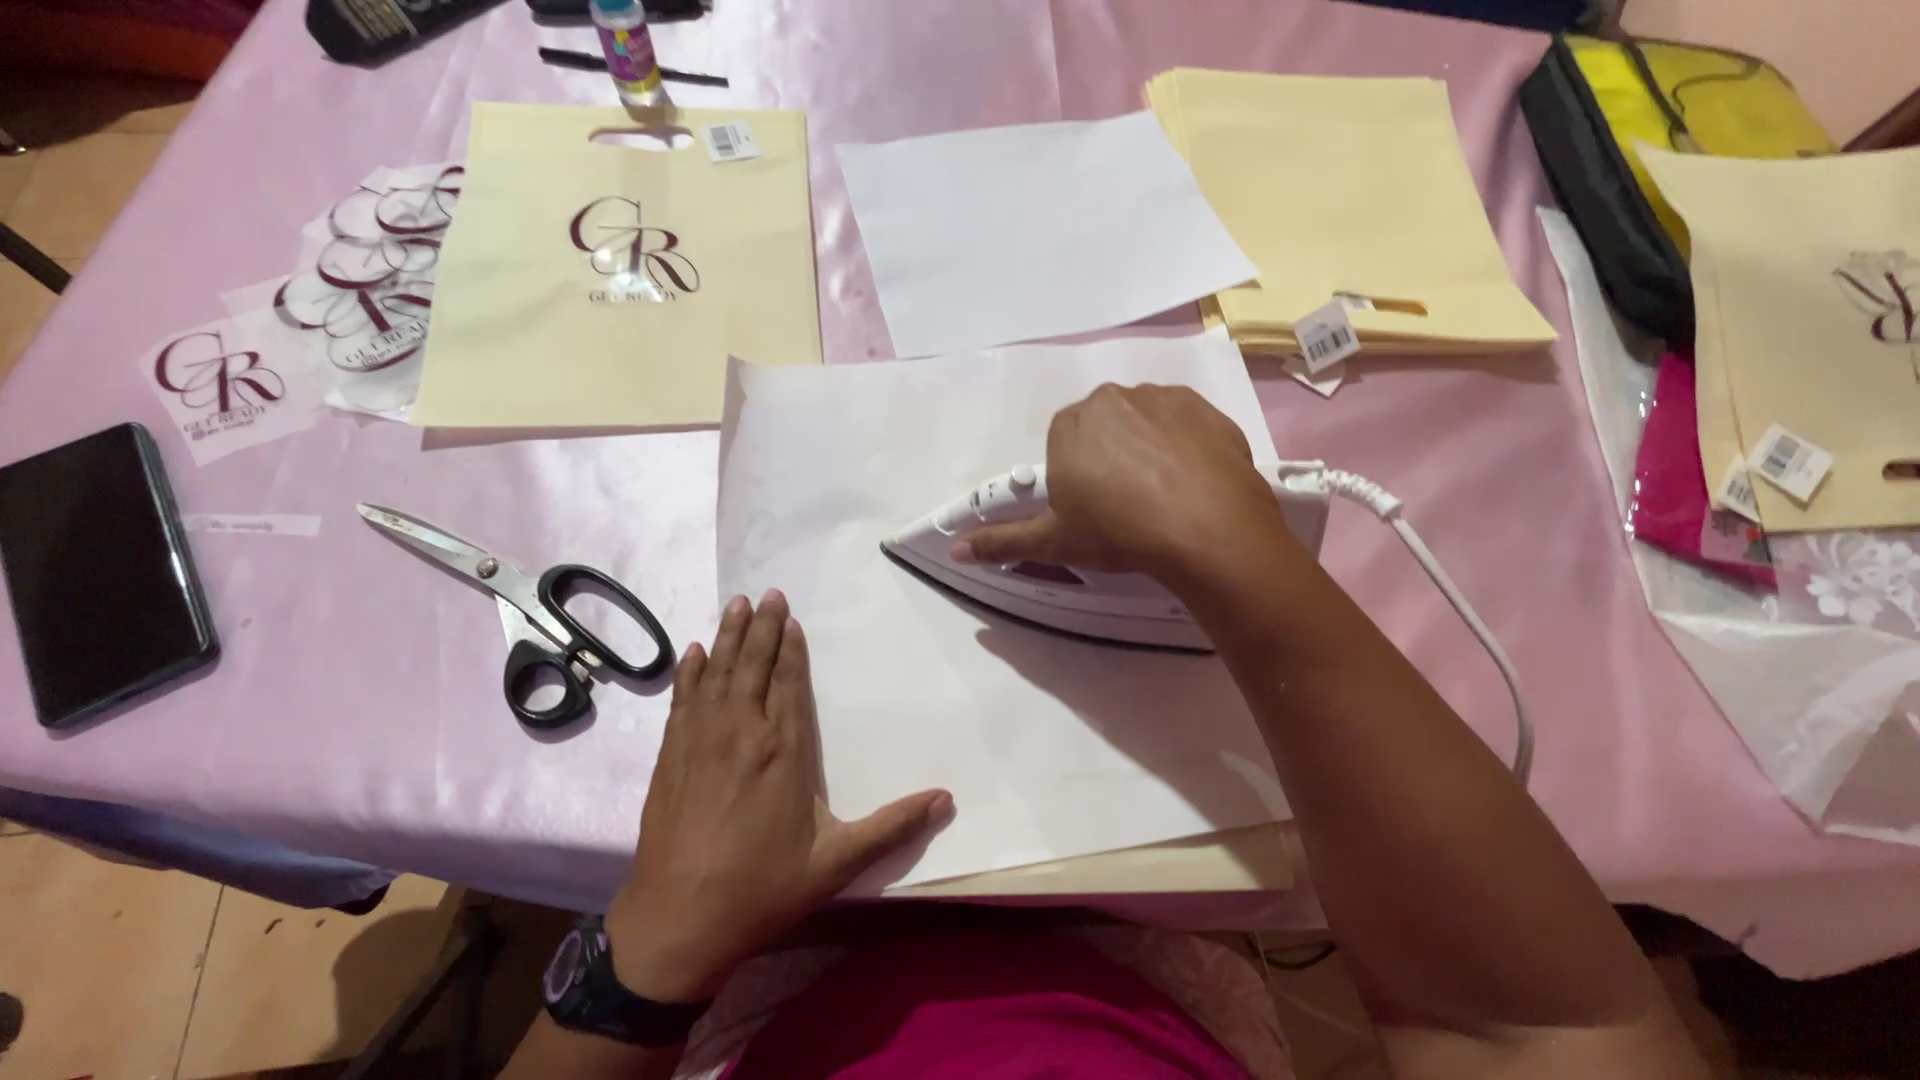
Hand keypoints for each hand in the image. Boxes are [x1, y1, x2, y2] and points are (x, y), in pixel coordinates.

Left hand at [605, 591, 950, 1002]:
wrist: (678, 920)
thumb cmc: (762, 888)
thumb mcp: (836, 863)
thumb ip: (892, 827)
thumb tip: (946, 799)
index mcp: (783, 750)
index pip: (788, 683)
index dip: (790, 647)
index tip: (790, 616)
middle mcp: (742, 733)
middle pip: (752, 666)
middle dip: (760, 628)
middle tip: (765, 594)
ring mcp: (701, 742)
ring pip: (717, 674)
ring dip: (727, 637)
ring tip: (735, 605)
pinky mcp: (672, 757)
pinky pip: (684, 700)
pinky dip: (691, 672)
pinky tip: (694, 653)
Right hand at [958, 384, 1296, 580]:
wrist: (1207, 528)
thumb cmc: (1118, 531)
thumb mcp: (1054, 542)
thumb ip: (1002, 541)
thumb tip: (956, 551)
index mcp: (1071, 423)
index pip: (1063, 442)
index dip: (1076, 476)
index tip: (1091, 507)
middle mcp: (1113, 399)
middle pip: (1105, 428)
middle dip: (1111, 459)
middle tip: (1126, 506)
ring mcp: (1165, 399)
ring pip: (1146, 424)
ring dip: (1149, 450)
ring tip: (1164, 498)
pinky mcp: (1208, 410)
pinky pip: (1187, 427)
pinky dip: (1187, 450)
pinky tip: (1194, 486)